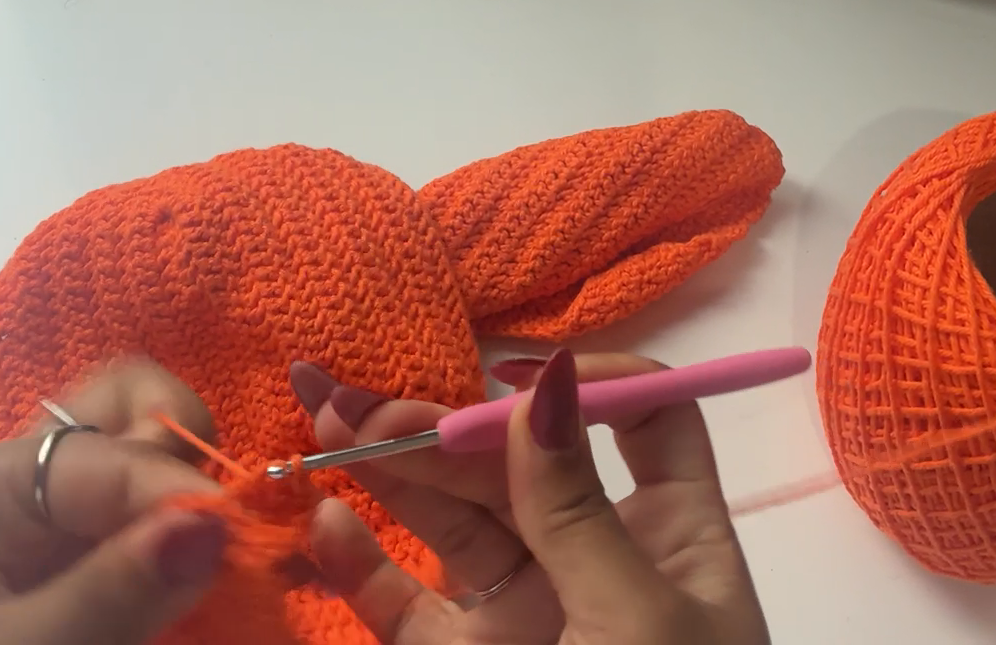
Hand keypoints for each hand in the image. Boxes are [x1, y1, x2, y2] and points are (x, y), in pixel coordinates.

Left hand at [0, 361, 229, 644]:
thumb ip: (108, 593)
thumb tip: (223, 520)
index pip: (121, 450)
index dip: (190, 492)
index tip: (244, 547)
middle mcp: (7, 474)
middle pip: (128, 407)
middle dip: (186, 455)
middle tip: (206, 531)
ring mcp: (20, 513)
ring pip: (131, 448)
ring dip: (178, 485)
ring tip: (193, 548)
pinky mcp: (30, 557)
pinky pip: (114, 509)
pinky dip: (155, 524)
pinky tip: (162, 571)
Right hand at [291, 349, 771, 644]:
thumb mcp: (632, 622)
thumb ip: (578, 506)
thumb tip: (552, 379)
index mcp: (670, 529)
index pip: (643, 416)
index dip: (590, 379)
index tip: (516, 376)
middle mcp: (595, 552)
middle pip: (521, 460)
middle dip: (444, 424)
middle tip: (361, 402)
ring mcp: (528, 606)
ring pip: (457, 517)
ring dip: (391, 472)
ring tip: (326, 423)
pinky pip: (411, 604)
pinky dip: (366, 567)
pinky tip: (329, 525)